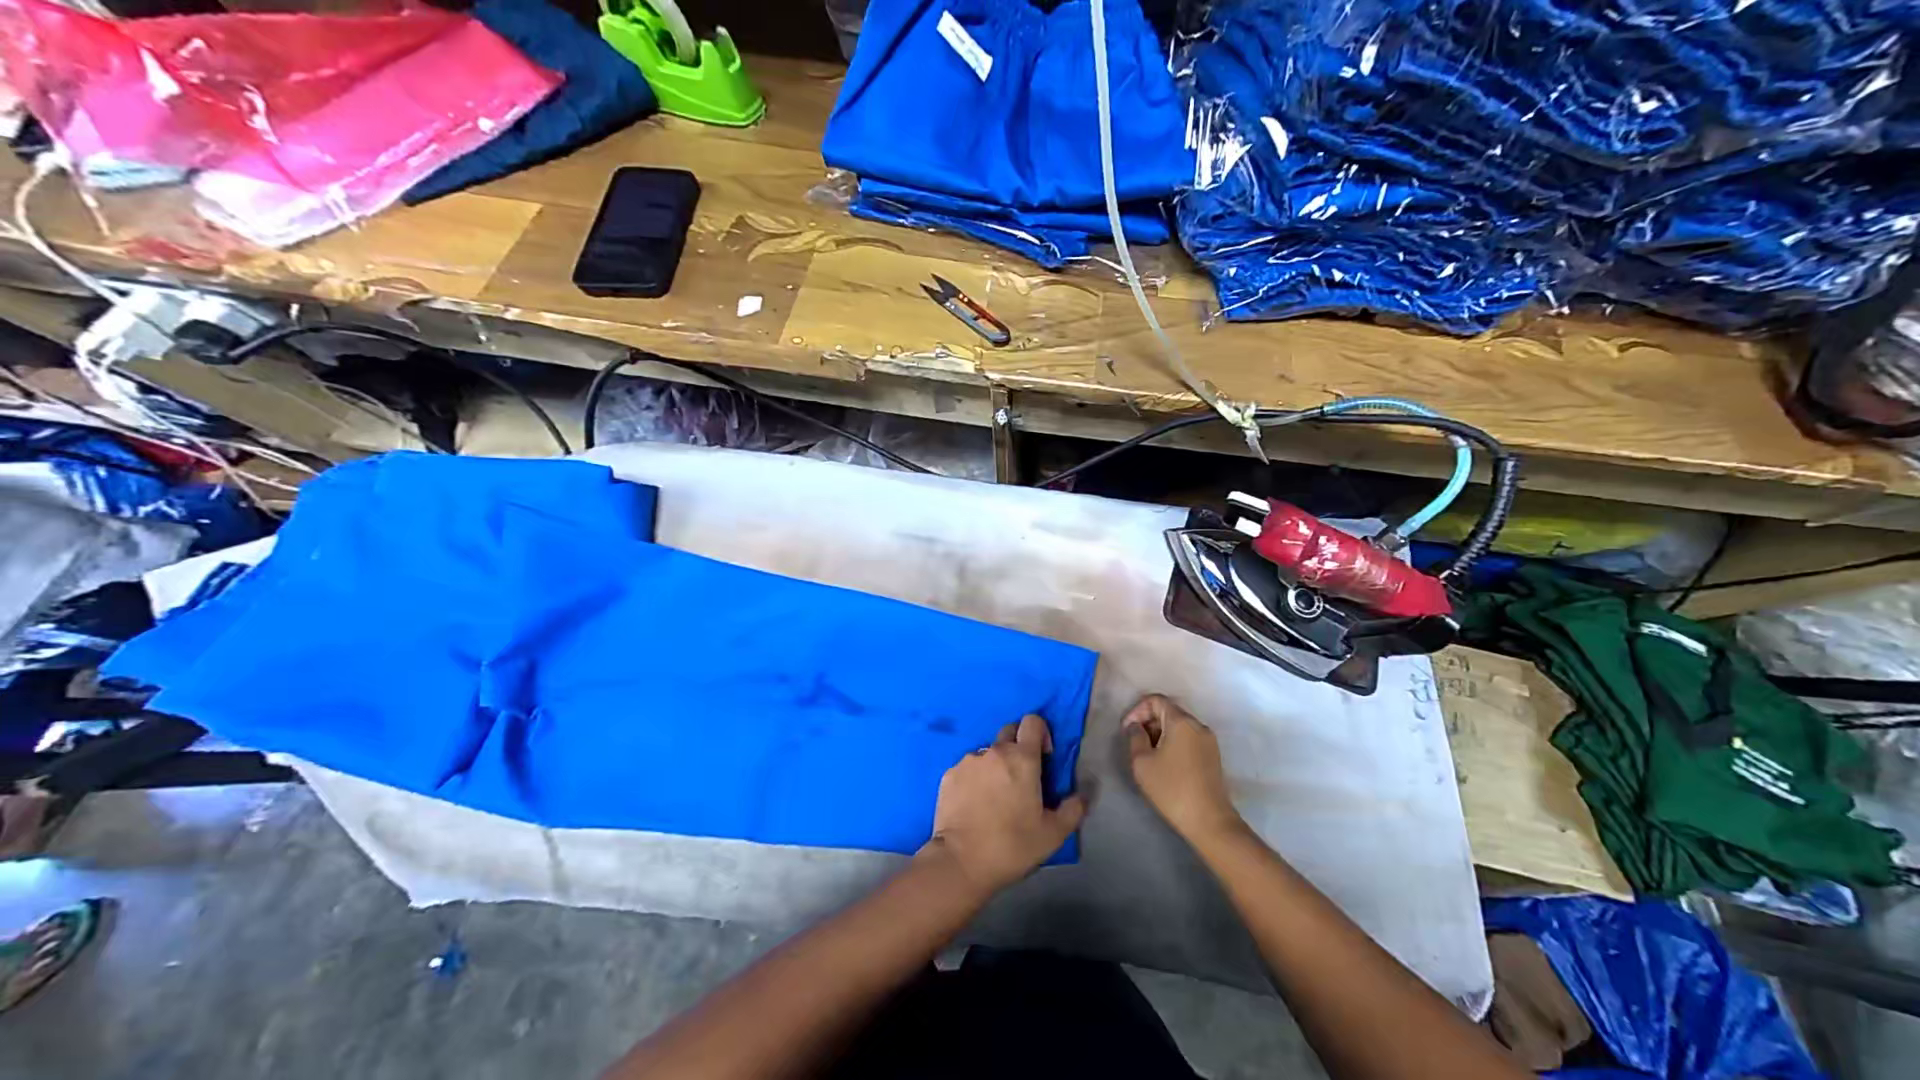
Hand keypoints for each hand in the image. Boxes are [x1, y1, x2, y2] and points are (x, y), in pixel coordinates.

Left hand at [923, 714, 1086, 896]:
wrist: (961, 861)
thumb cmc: (1012, 845)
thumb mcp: (1054, 833)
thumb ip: (1074, 808)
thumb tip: (1083, 794)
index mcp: (1022, 758)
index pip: (1033, 722)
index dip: (1041, 733)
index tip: (1043, 758)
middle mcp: (994, 752)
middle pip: (1009, 732)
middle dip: (1018, 747)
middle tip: (1022, 778)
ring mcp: (968, 761)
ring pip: (987, 753)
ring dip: (996, 765)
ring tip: (996, 796)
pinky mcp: (949, 775)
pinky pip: (967, 768)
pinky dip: (975, 779)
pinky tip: (975, 804)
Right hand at [1124, 694, 1243, 842]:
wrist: (1209, 820)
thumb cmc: (1171, 788)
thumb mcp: (1142, 762)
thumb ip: (1135, 737)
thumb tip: (1137, 727)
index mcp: (1182, 722)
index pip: (1156, 700)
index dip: (1137, 710)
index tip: (1127, 730)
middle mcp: (1198, 726)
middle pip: (1169, 711)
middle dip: (1148, 721)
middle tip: (1134, 742)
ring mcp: (1209, 741)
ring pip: (1179, 726)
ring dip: (1160, 733)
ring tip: (1147, 754)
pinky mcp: (1212, 756)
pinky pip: (1189, 738)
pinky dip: (1173, 742)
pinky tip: (1164, 763)